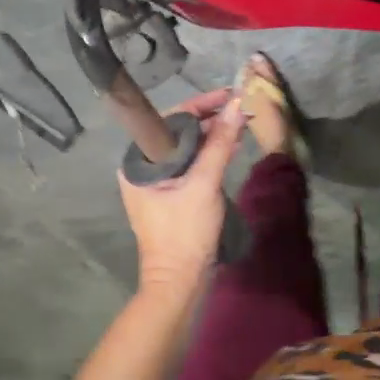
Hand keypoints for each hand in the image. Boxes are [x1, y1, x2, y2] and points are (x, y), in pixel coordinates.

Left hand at [118, 89, 243, 294]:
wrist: (178, 284)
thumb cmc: (185, 232)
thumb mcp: (204, 183)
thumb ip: (220, 142)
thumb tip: (236, 105)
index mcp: (139, 162)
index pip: (171, 119)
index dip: (201, 104)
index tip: (229, 95)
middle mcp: (142, 167)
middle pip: (179, 131)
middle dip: (210, 119)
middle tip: (239, 108)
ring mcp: (156, 181)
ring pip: (187, 147)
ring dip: (213, 135)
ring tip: (240, 124)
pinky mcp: (170, 193)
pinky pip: (190, 163)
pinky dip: (210, 153)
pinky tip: (231, 147)